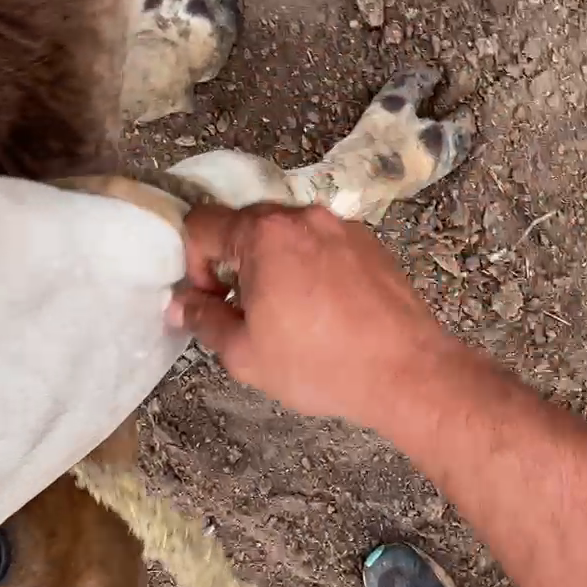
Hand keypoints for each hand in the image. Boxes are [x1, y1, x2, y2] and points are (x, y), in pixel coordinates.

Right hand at [167, 203, 461, 429]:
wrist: (405, 370)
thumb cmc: (318, 364)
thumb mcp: (245, 353)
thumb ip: (204, 319)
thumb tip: (181, 302)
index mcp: (264, 233)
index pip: (202, 224)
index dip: (194, 264)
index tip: (213, 301)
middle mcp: (303, 217)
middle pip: (247, 225)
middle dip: (235, 264)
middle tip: (248, 311)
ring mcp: (342, 226)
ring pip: (288, 235)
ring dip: (275, 265)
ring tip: (291, 313)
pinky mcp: (371, 242)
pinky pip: (324, 244)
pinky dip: (311, 266)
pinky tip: (327, 309)